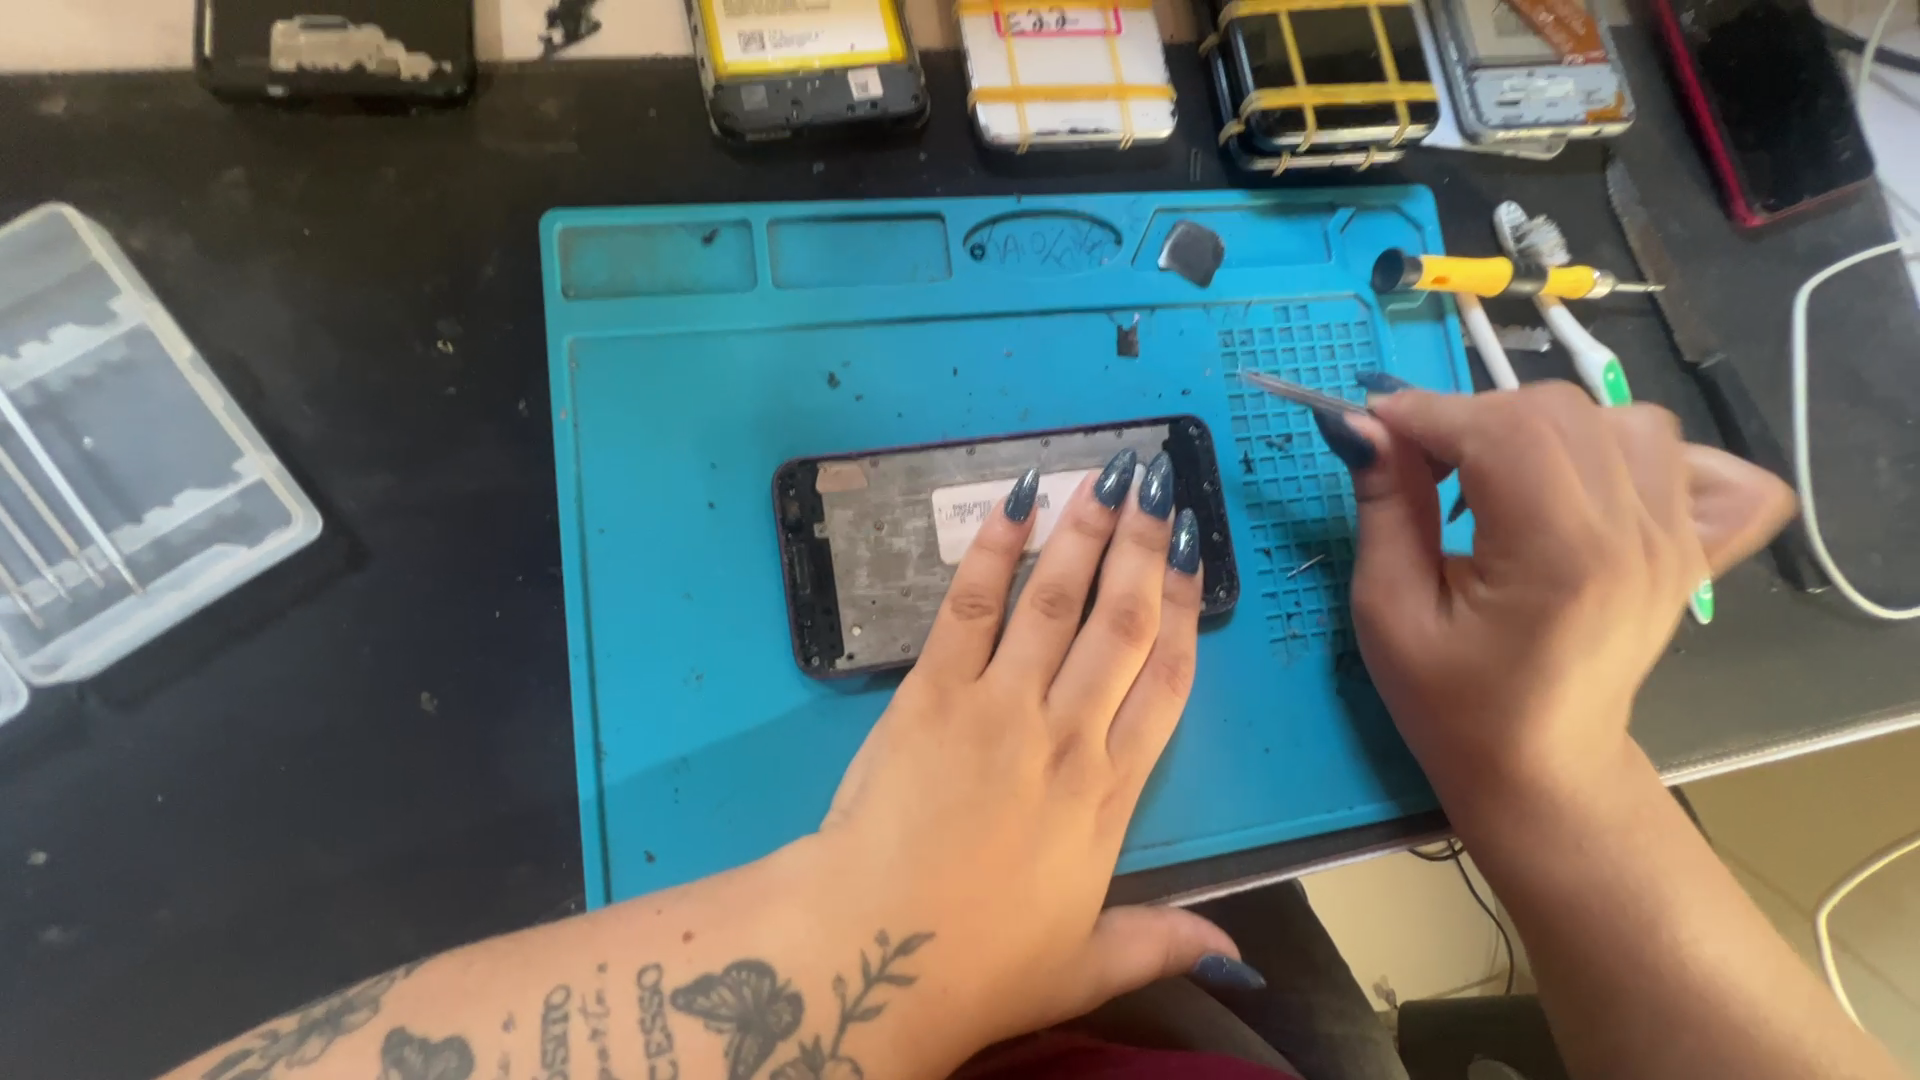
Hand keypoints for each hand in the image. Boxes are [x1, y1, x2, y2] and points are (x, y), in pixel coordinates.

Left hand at [799, 447, 1246, 1069]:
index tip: (1195, 556)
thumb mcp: (1085, 964)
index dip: (1187, 611)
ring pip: (1056, 602)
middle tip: (1159, 485)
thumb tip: (1241, 964)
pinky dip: (994, 550)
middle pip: (1121, 623)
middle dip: (1144, 548)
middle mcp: (1067, 734)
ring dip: (1085, 533)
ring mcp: (999, 705)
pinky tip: (1017, 500)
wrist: (873, 952)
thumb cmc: (979, 965)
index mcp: (1109, 793)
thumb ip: (1163, 943)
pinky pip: (971, 606)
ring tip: (1107, 476)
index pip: (1167, 682)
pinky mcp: (933, 690)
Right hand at [1324, 382, 1794, 803]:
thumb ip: (1384, 507)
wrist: (1535, 765)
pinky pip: (1708, 468)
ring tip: (1492, 477)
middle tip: (1418, 461)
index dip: (1428, 411)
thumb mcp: (1387, 607)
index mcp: (1558, 557)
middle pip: (1561, 412)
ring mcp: (1679, 543)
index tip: (1372, 425)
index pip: (1504, 430)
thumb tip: (1363, 426)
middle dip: (1471, 416)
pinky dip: (1647, 455)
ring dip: (1542, 429)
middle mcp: (1636, 537)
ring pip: (1625, 422)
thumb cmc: (1445, 700)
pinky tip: (1593, 484)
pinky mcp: (1696, 552)